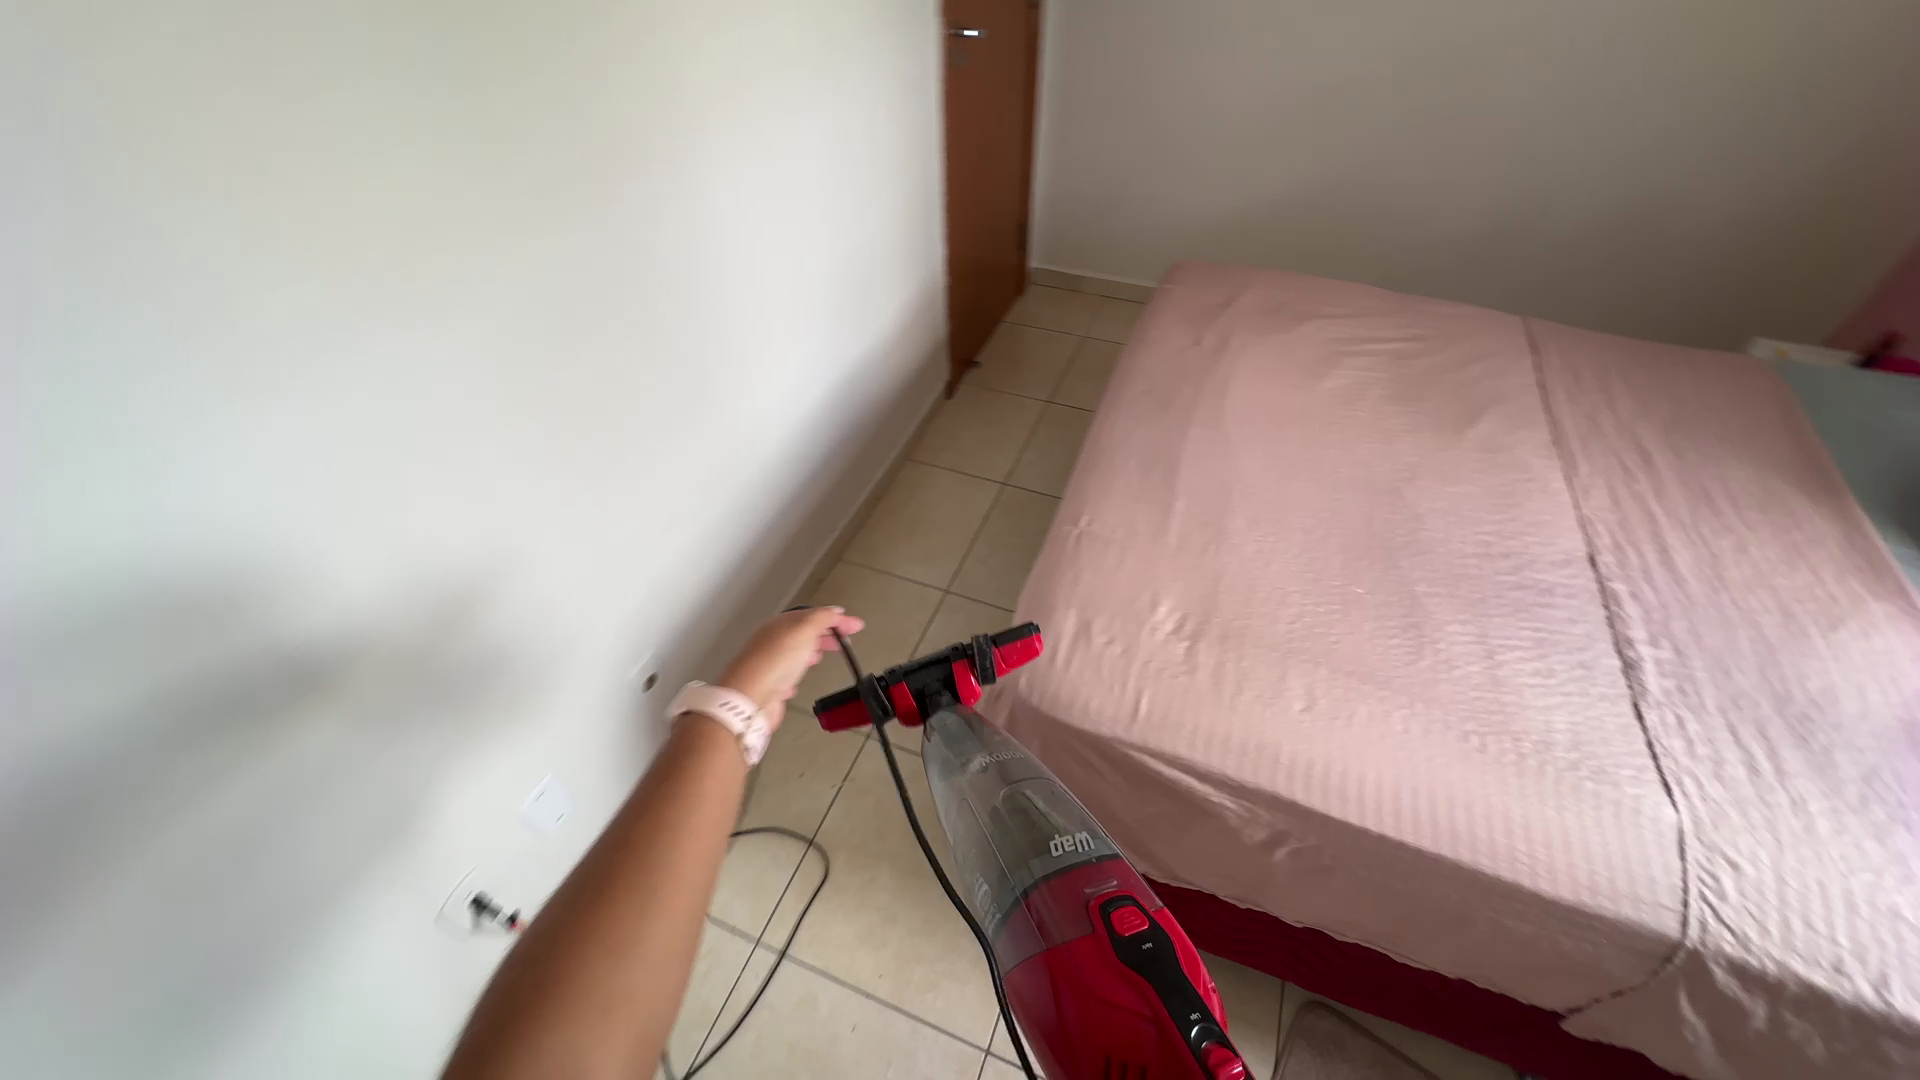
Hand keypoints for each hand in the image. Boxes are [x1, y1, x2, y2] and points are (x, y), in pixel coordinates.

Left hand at [715, 606, 864, 730]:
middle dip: (824, 635)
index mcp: (780, 625)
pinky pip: (785, 678)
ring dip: (810, 653)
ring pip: (793, 654)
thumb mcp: (804, 630)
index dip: (835, 619)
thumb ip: (823, 618)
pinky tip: (800, 683)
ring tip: (823, 657)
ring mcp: (769, 665)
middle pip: (802, 634)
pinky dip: (795, 676)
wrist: (750, 697)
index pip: (812, 616)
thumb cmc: (778, 659)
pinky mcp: (768, 688)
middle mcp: (772, 642)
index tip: (857, 627)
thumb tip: (836, 610)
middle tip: (844, 643)